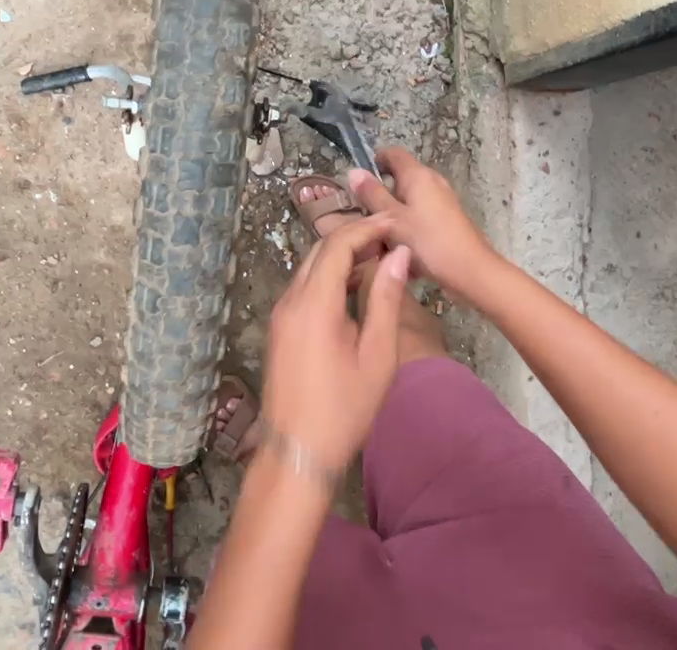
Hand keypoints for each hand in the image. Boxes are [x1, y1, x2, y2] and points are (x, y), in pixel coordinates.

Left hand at [261, 215, 410, 475]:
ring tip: (379, 259)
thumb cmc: (344, 408)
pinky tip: (354, 288)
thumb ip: (386, 300)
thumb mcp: (377, 354)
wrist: (296, 452)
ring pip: (309, 268)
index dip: (367, 228)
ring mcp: (280, 315)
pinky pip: (304, 288)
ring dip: (340, 257)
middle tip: (390, 238)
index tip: (396, 223)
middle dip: (354, 237)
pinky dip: (329, 277)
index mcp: (314, 303)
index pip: (337, 245)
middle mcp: (290, 300)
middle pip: (319, 251)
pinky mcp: (279, 329)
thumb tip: (398, 255)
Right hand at [347, 147, 498, 295]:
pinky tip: (400, 252)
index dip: (374, 161)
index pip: (393, 153)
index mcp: (418, 175)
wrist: (470, 271)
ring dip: (392, 217)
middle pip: (399, 179)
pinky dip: (407, 228)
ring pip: (408, 201)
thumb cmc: (427, 241)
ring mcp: (442, 201)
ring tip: (379, 240)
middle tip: (364, 218)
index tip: (359, 183)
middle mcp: (432, 182)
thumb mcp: (392, 219)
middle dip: (380, 196)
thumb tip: (354, 171)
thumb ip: (372, 195)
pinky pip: (419, 217)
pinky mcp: (447, 219)